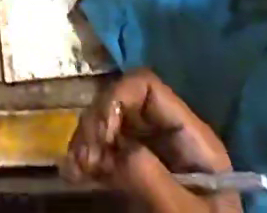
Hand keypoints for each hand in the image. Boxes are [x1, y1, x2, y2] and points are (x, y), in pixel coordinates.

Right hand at [62, 70, 236, 212]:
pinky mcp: (137, 176)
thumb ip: (153, 178)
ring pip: (110, 122)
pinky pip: (107, 150)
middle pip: (123, 101)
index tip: (101, 133)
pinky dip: (87, 156)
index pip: (148, 87)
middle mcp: (169, 135)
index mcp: (190, 135)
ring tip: (76, 170)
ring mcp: (152, 154)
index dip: (118, 97)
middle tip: (81, 158)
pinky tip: (76, 174)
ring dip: (88, 138)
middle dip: (97, 121)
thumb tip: (118, 148)